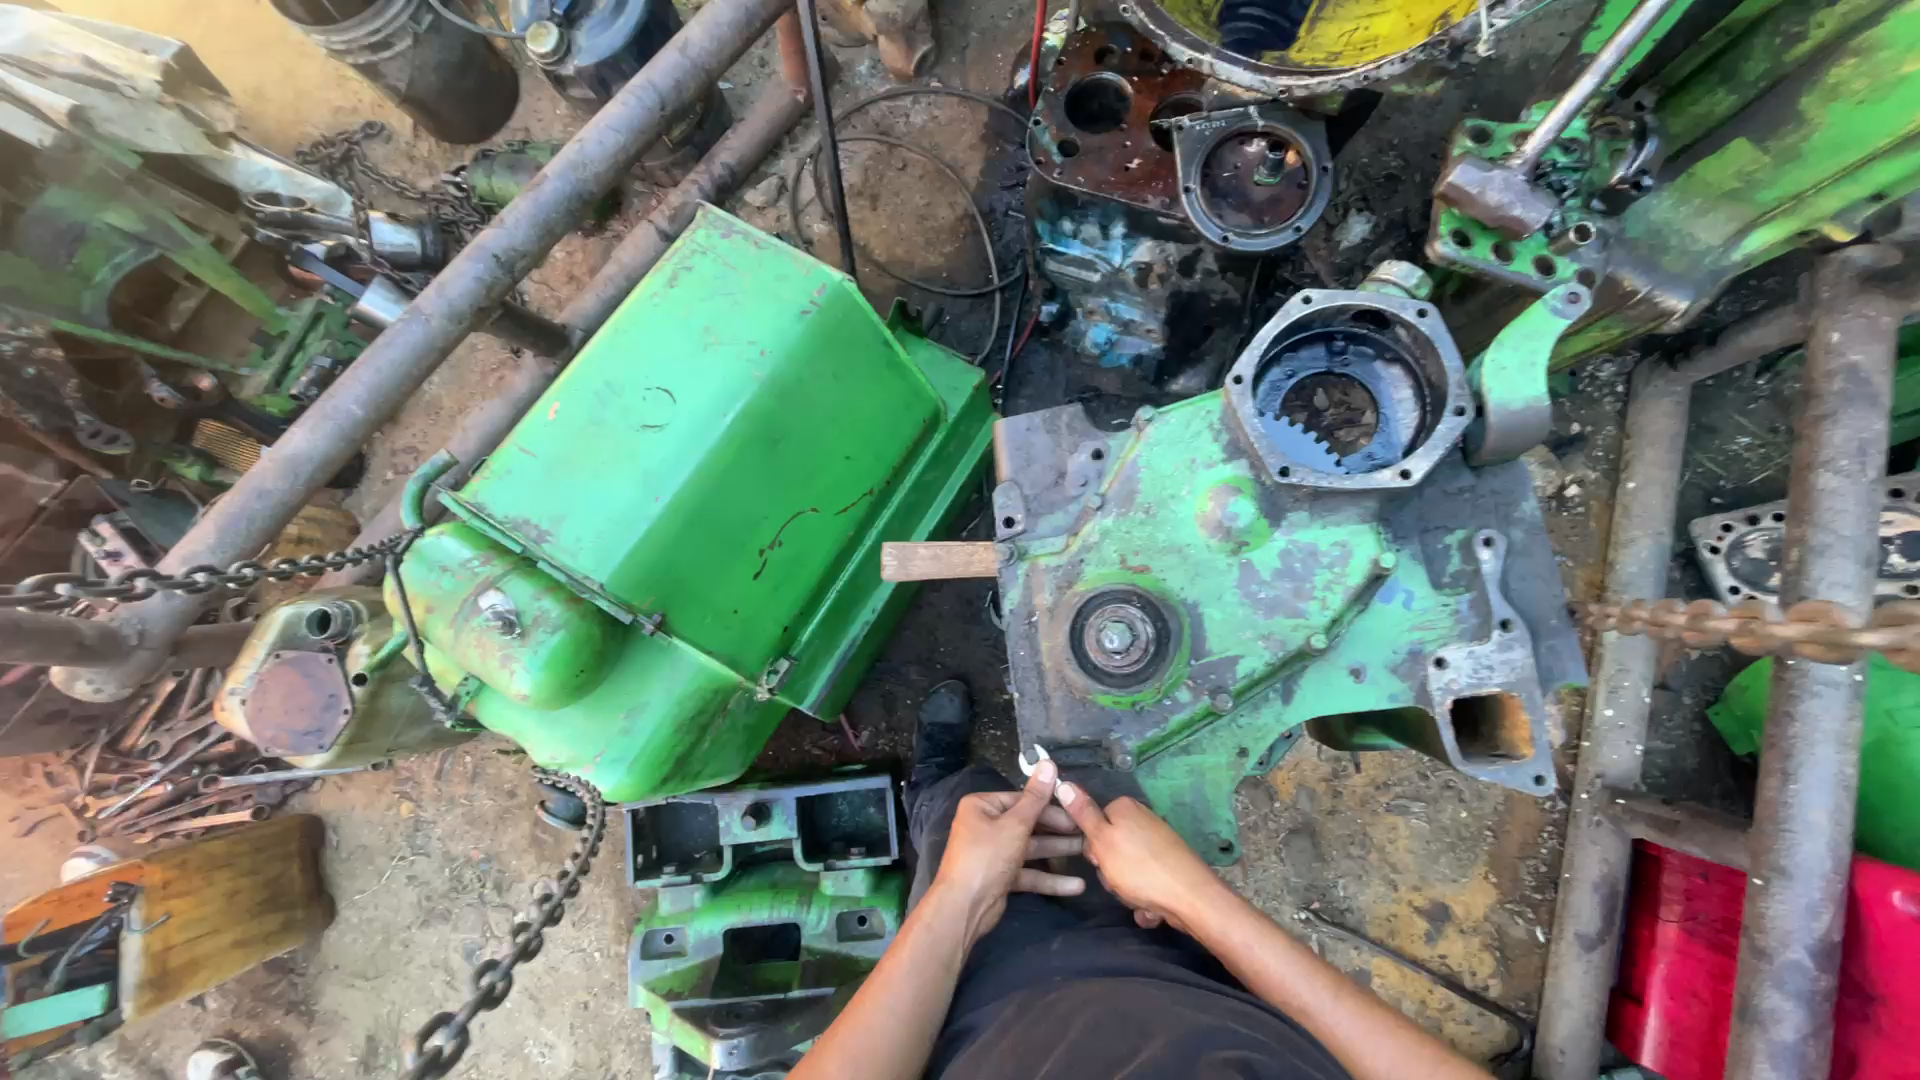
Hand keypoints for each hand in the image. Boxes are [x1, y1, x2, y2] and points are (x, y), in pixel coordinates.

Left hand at [930, 759, 1085, 943]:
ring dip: (1057, 851)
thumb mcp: (1015, 824)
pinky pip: (1028, 873)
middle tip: (1085, 832)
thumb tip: (1048, 762)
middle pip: (1027, 824)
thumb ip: (1036, 797)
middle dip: (1057, 830)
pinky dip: (1050, 879)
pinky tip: (1076, 885)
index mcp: (982, 806)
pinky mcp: (1001, 877)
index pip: (1021, 800)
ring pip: (1031, 848)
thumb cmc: (987, 856)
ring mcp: (993, 853)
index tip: (1076, 811)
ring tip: (1087, 852)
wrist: (963, 907)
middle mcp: (986, 826)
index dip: (1049, 806)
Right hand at [1055, 782, 1225, 932]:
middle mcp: (1143, 820)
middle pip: (1111, 847)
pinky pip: (1146, 883)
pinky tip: (1151, 908)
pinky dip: (1145, 898)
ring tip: (1137, 898)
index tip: (1098, 862)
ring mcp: (1159, 843)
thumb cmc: (1139, 868)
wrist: (1191, 899)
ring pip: (1128, 869)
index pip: (1095, 822)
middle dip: (1111, 871)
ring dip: (1127, 890)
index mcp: (1125, 808)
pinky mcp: (1170, 866)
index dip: (1093, 846)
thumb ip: (1083, 815)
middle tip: (1118, 882)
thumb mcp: (1103, 841)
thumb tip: (1062, 782)